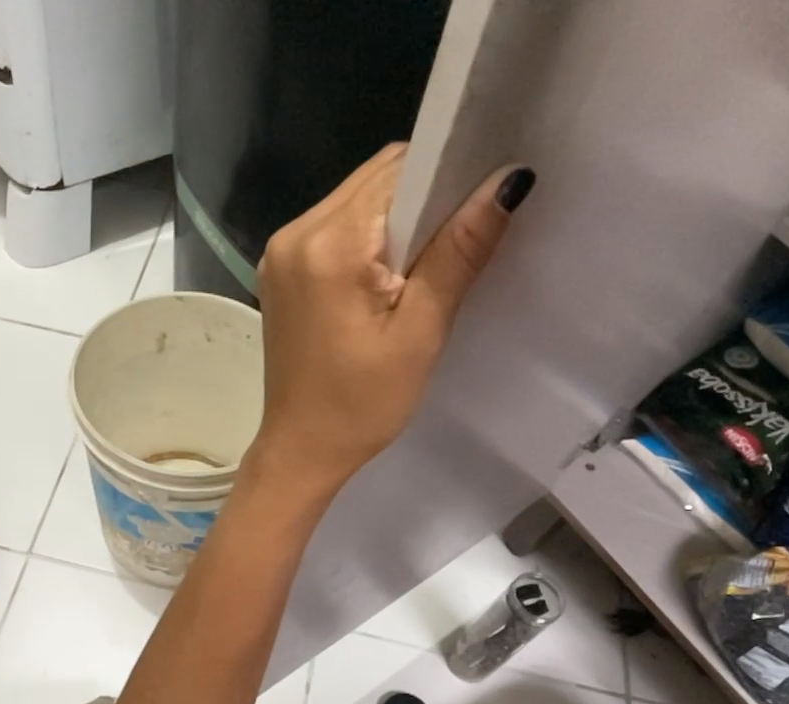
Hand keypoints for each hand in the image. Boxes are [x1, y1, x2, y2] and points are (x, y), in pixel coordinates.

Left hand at [249, 145, 533, 490]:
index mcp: (328, 244)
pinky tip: (388, 279)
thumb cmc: (363, 404)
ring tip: (422, 270)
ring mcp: (281, 250)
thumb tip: (508, 182)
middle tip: (456, 245)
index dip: (447, 175)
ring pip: (356, 201)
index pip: (400, 169)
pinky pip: (336, 228)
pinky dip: (368, 240)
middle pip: (375, 179)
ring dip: (396, 221)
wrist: (303, 449)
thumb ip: (458, 252)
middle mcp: (296, 233)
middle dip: (423, 199)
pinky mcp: (281, 269)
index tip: (480, 202)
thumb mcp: (420, 332)